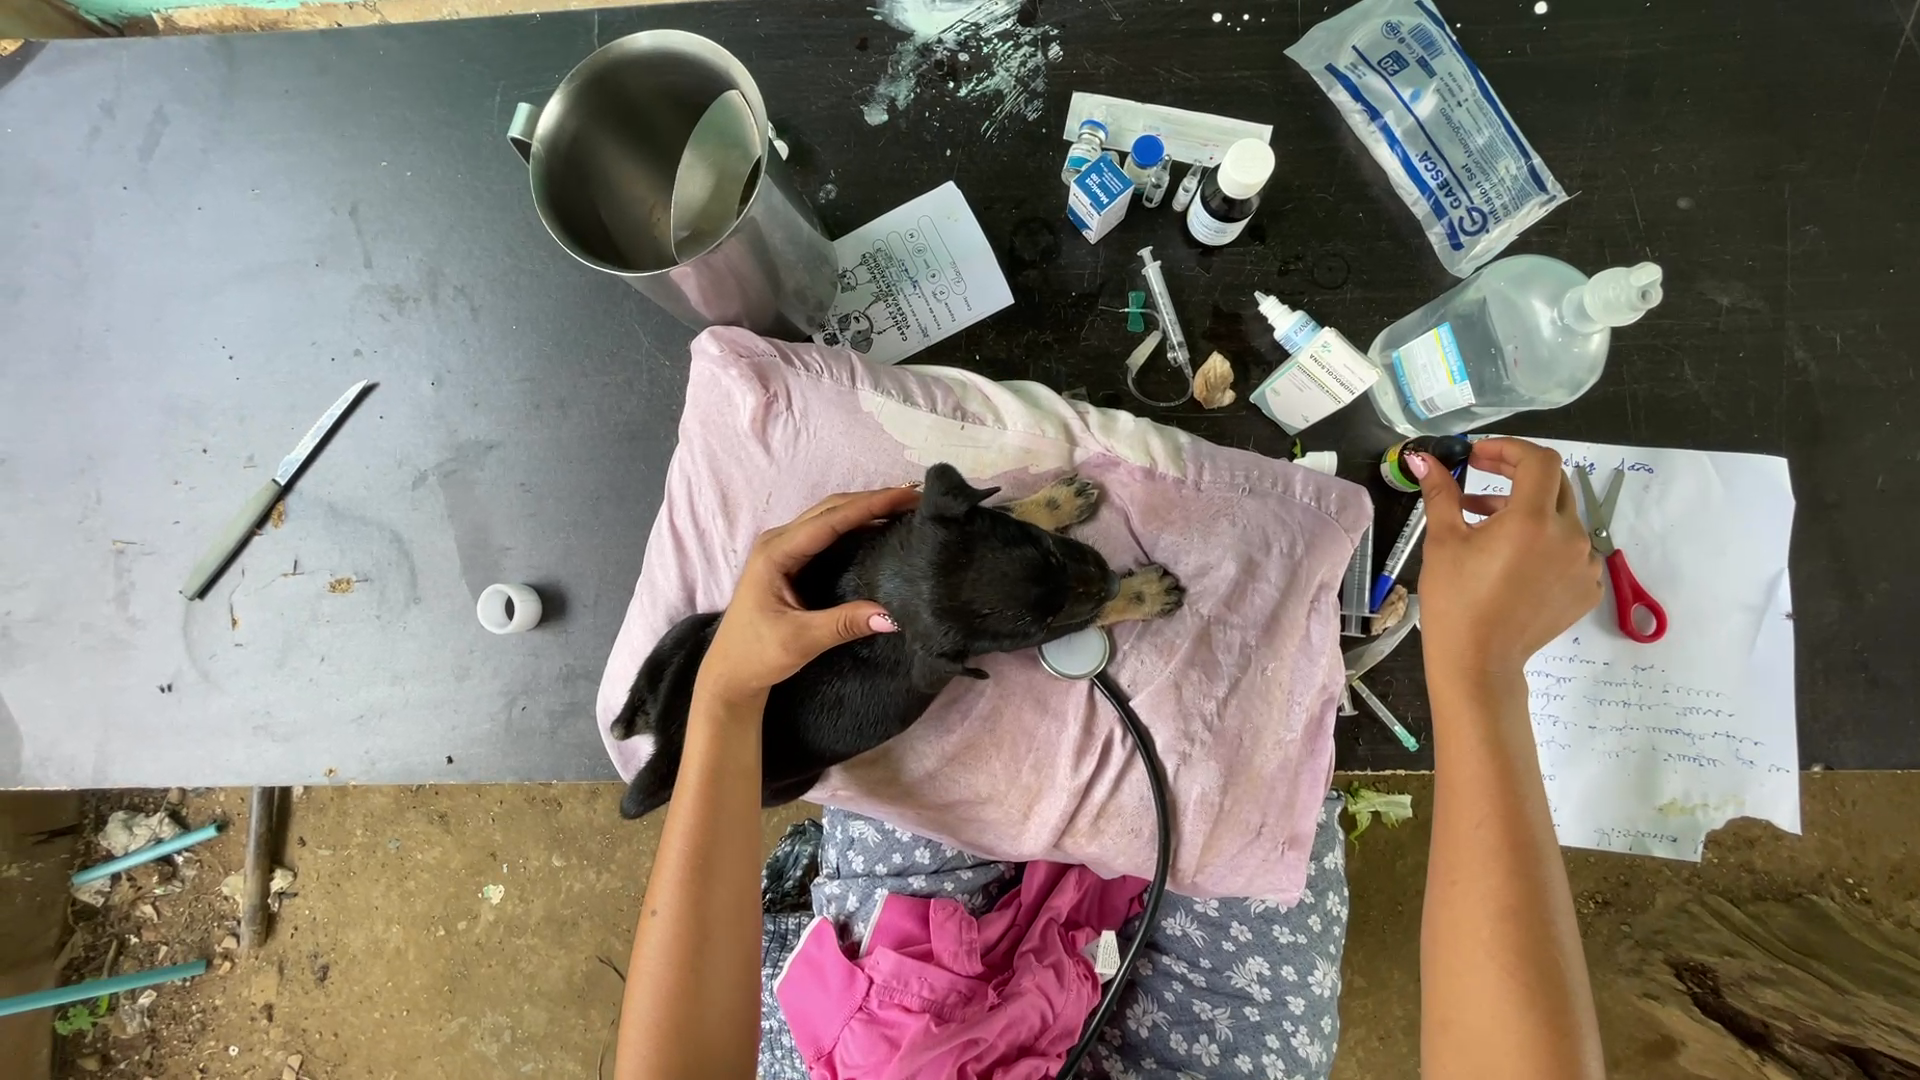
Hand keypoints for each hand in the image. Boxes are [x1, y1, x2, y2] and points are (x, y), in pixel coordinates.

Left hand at [695, 486, 919, 706]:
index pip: (830, 520)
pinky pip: (829, 533)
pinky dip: (857, 526)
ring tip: (903, 508)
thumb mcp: (800, 641)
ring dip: (866, 509)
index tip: (906, 496)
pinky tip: (880, 529)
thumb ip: (843, 624)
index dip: (870, 505)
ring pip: (831, 517)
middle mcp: (779, 542)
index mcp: (776, 553)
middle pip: (832, 509)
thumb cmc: (756, 655)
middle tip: (915, 499)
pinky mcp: (793, 561)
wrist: (729, 674)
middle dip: (873, 500)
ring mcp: (785, 549)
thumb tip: (892, 616)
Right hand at [1411, 438, 1602, 674]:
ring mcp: (1585, 563)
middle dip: (1516, 474)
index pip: (1539, 462)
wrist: (1478, 657)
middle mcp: (1571, 536)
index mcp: (1534, 521)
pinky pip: (1569, 549)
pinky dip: (1542, 541)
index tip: (1477, 455)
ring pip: (1561, 518)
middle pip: (1554, 484)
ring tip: (1485, 525)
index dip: (1508, 449)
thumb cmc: (1453, 596)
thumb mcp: (1443, 540)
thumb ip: (1442, 493)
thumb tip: (1424, 459)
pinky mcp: (1588, 585)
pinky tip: (1509, 559)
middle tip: (1478, 477)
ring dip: (1526, 509)